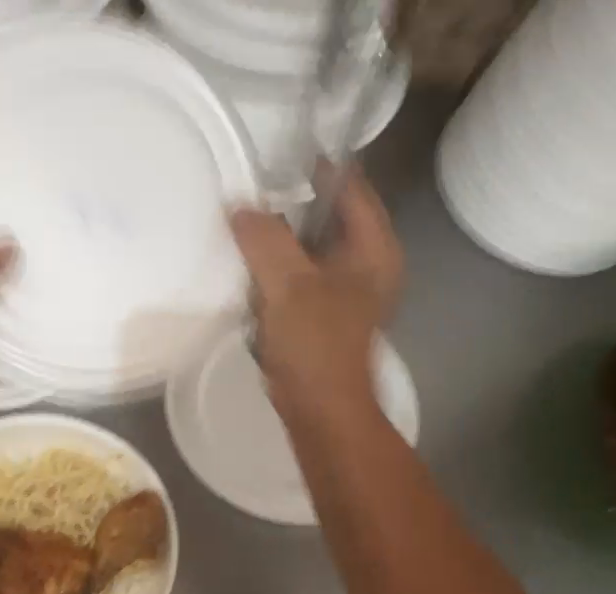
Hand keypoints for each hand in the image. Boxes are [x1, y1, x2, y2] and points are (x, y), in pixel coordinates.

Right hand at [230, 171, 403, 416]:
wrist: (320, 412)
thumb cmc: (315, 345)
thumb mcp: (288, 283)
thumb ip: (264, 237)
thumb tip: (240, 206)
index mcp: (375, 249)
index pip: (351, 187)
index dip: (317, 168)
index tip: (276, 159)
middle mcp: (369, 266)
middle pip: (328, 219)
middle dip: (290, 211)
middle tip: (252, 198)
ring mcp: (348, 294)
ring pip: (310, 252)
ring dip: (280, 247)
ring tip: (247, 236)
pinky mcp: (326, 318)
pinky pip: (299, 282)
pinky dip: (278, 277)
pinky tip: (254, 282)